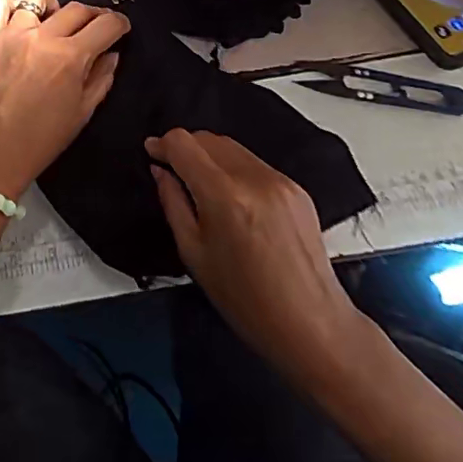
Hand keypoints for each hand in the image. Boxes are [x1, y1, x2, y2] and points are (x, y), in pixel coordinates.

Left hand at [0, 0, 129, 199]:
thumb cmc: (37, 141)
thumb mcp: (81, 113)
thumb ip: (101, 78)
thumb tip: (110, 55)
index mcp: (70, 58)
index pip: (105, 25)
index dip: (120, 24)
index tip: (120, 28)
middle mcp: (42, 39)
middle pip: (77, 8)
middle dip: (94, 15)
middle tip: (95, 27)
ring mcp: (12, 35)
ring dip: (53, 4)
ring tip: (54, 21)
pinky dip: (13, 4)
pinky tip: (22, 20)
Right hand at [148, 129, 368, 375]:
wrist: (310, 322)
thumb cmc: (245, 299)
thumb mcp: (193, 253)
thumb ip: (173, 203)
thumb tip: (162, 171)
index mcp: (224, 196)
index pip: (184, 144)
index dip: (163, 144)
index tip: (152, 153)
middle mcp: (254, 178)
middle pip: (209, 138)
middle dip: (185, 147)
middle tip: (170, 168)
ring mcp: (280, 180)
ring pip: (233, 147)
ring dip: (209, 155)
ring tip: (198, 182)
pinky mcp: (297, 188)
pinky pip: (255, 164)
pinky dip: (234, 168)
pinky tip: (230, 195)